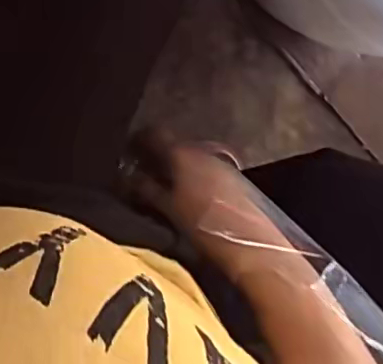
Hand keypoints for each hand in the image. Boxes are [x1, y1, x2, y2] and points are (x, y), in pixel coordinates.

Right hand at [126, 129, 260, 237]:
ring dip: (175, 165)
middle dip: (157, 154)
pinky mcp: (234, 179)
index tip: (128, 150)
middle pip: (172, 144)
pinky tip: (189, 194)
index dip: (138, 139)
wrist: (256, 249)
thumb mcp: (169, 209)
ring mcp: (220, 163)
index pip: (154, 133)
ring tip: (164, 184)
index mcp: (182, 153)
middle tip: (142, 170)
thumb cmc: (205, 227)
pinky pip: (205, 168)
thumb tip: (127, 175)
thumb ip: (145, 189)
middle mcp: (201, 150)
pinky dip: (192, 175)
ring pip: (189, 156)